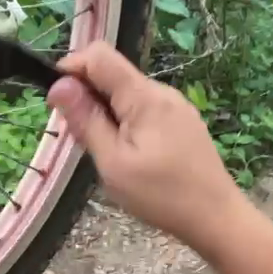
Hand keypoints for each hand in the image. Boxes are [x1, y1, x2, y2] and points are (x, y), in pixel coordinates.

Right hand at [48, 43, 247, 252]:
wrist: (216, 217)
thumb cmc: (160, 195)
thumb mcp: (113, 162)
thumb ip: (86, 120)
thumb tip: (59, 85)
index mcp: (143, 96)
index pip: (99, 56)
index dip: (71, 69)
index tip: (56, 102)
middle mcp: (161, 91)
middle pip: (113, 75)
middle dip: (87, 99)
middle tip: (81, 141)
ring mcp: (176, 106)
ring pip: (127, 95)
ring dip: (105, 114)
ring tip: (106, 154)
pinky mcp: (182, 122)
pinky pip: (144, 110)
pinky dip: (125, 123)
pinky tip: (129, 156)